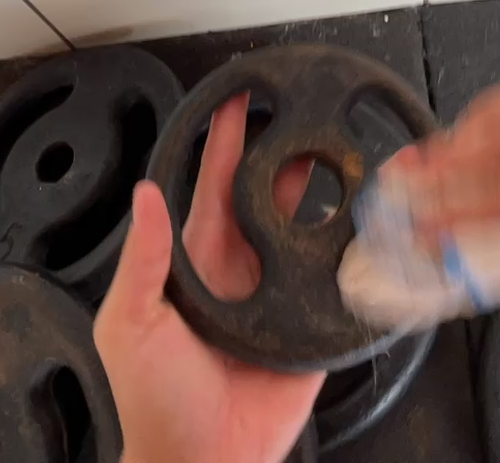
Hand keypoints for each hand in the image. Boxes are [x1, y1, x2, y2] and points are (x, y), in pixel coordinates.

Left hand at [95, 95, 323, 462]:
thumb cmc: (156, 402)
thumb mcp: (133, 325)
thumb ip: (144, 260)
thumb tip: (148, 193)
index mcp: (201, 253)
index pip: (217, 179)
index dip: (227, 137)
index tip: (237, 98)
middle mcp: (243, 261)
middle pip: (271, 189)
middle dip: (286, 147)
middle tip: (306, 111)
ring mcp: (279, 286)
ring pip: (307, 221)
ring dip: (324, 188)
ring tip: (343, 152)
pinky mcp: (310, 317)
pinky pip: (335, 270)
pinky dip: (351, 243)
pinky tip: (366, 219)